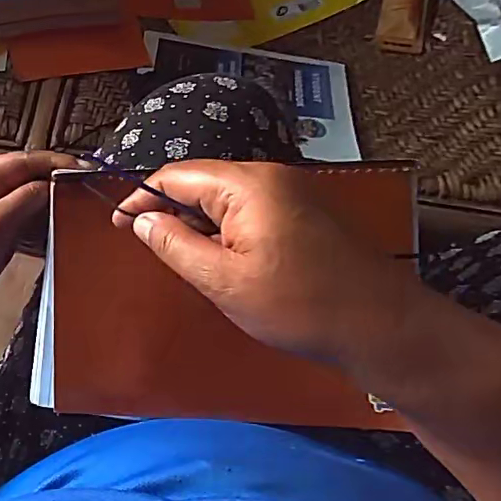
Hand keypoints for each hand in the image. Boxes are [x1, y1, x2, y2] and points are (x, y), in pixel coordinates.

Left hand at [0, 150, 83, 306]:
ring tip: (76, 200)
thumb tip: (53, 183)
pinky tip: (61, 220)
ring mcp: (2, 208)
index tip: (79, 168)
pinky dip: (49, 217)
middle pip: (34, 176)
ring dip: (55, 198)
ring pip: (37, 196)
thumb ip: (27, 197)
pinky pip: (35, 216)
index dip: (55, 163)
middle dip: (58, 179)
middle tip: (84, 183)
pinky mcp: (9, 228)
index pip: (27, 160)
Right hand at [114, 160, 423, 368]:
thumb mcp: (224, 281)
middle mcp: (271, 176)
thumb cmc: (300, 306)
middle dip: (169, 209)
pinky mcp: (304, 212)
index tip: (119, 223)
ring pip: (226, 197)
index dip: (142, 197)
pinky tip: (221, 258)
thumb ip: (175, 245)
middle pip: (202, 181)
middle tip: (147, 243)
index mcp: (247, 185)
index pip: (177, 175)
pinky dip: (225, 228)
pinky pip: (251, 209)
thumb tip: (142, 220)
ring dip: (198, 221)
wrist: (381, 324)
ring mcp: (292, 191)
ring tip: (181, 256)